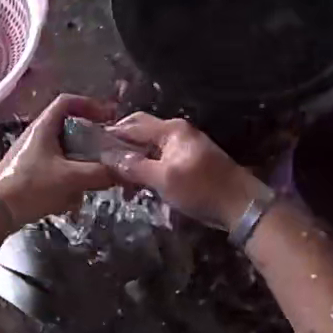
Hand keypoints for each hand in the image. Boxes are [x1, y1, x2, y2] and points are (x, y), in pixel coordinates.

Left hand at [0, 94, 116, 226]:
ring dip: (80, 168)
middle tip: (108, 155)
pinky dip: (67, 183)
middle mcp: (36, 137)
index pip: (67, 102)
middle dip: (90, 144)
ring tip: (91, 184)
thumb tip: (124, 170)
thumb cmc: (30, 187)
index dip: (90, 105)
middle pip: (69, 129)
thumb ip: (100, 173)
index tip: (110, 118)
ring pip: (65, 154)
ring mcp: (31, 156)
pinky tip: (71, 202)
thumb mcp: (70, 178)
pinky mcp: (29, 174)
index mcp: (43, 128)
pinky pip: (56, 172)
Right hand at [103, 113, 266, 229]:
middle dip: (120, 147)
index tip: (90, 149)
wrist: (242, 206)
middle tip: (101, 164)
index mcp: (170, 130)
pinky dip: (145, 169)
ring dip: (132, 162)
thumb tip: (107, 156)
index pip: (130, 125)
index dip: (109, 135)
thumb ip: (133, 166)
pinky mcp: (187, 162)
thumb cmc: (201, 189)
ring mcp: (183, 146)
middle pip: (139, 133)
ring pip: (148, 148)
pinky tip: (137, 185)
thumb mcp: (163, 179)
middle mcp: (176, 132)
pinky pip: (158, 159)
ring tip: (117, 180)